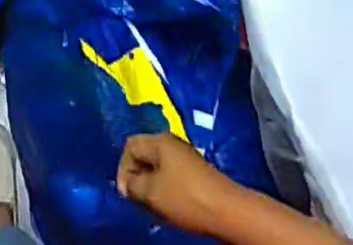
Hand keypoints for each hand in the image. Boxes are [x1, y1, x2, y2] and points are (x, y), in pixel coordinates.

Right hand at [117, 134, 243, 237]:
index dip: (123, 167)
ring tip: (152, 204)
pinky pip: (172, 175)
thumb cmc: (187, 197)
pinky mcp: (197, 172)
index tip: (126, 192)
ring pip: (158, 166)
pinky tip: (169, 204)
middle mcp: (171, 143)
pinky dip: (165, 188)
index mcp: (159, 140)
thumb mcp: (152, 193)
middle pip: (144, 154)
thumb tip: (128, 184)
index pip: (130, 145)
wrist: (229, 211)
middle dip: (137, 176)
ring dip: (151, 184)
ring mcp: (186, 157)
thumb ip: (133, 185)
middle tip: (137, 198)